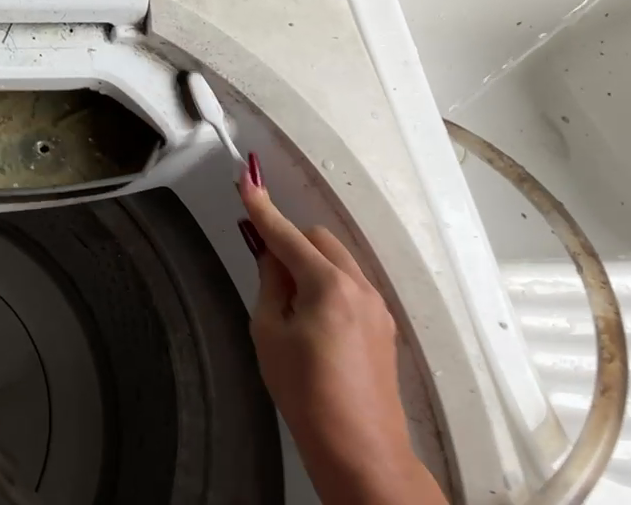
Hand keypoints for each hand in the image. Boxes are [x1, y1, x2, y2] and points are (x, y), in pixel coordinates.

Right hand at [235, 153, 445, 504]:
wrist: (361, 450)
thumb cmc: (306, 392)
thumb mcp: (269, 332)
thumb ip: (269, 283)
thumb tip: (270, 254)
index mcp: (328, 285)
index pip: (286, 234)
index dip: (262, 208)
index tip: (245, 180)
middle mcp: (360, 286)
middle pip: (318, 239)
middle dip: (290, 242)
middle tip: (265, 269)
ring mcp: (378, 307)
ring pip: (337, 260)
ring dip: (310, 263)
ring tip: (289, 303)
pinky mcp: (384, 327)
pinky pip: (350, 285)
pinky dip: (327, 284)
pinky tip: (313, 319)